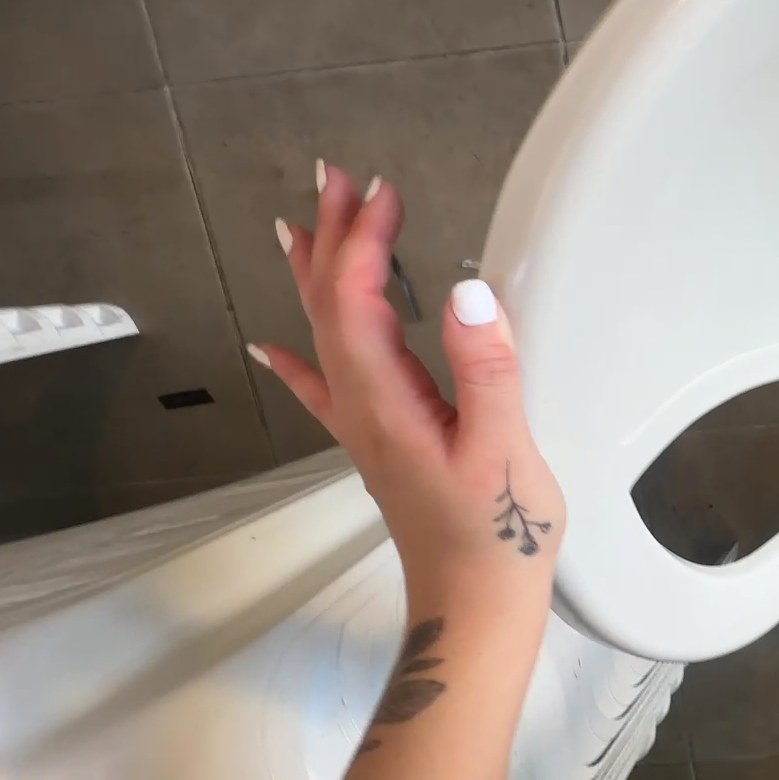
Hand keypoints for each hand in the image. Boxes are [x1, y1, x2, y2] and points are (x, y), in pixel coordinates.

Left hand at [249, 162, 565, 602]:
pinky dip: (300, 354)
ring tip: (303, 228)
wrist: (478, 597)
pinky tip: (274, 345)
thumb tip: (469, 291)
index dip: (365, 244)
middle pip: (329, 310)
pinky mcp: (384, 444)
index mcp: (389, 403)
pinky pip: (327, 385)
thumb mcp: (504, 449)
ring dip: (319, 276)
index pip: (359, 305)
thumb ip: (487, 370)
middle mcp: (362, 409)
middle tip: (335, 182)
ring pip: (326, 336)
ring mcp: (367, 428)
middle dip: (331, 240)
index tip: (381, 192)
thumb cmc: (497, 529)